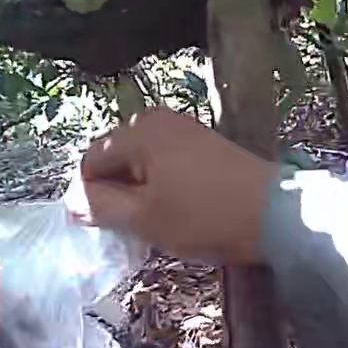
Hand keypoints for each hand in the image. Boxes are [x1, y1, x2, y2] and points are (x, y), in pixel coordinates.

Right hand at [77, 108, 277, 264]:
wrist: (276, 213)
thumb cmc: (204, 216)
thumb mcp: (144, 218)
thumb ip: (101, 206)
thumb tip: (72, 199)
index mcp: (137, 132)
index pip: (90, 161)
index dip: (91, 196)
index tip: (107, 227)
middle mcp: (158, 120)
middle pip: (116, 158)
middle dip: (117, 191)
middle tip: (133, 226)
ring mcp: (185, 128)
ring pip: (142, 162)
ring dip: (141, 191)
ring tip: (158, 220)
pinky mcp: (206, 143)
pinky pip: (167, 161)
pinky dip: (163, 184)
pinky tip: (180, 208)